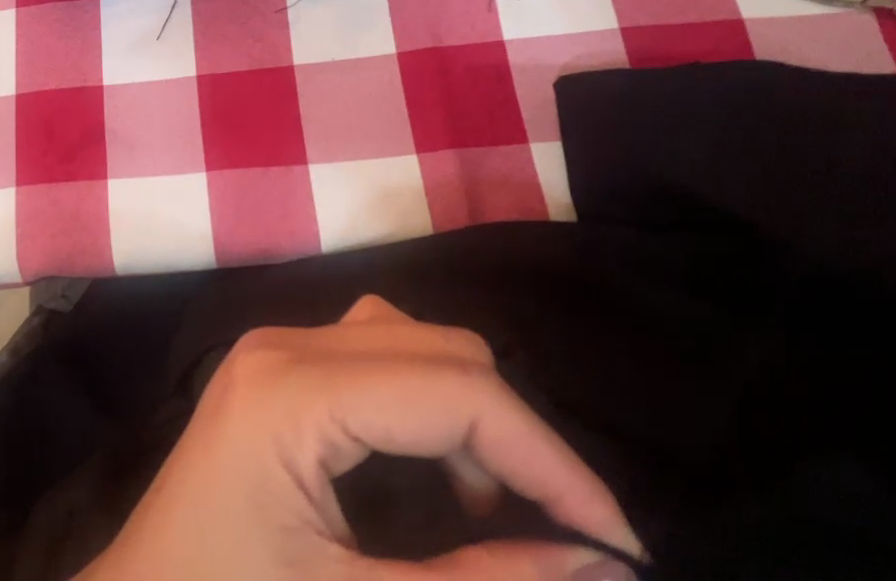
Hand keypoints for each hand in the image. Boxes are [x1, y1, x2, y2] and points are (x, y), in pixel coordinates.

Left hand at [75, 296, 641, 580]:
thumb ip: (477, 580)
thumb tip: (601, 564)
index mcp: (293, 393)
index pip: (458, 391)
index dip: (552, 463)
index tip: (621, 545)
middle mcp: (284, 345)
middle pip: (443, 350)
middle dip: (519, 436)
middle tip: (566, 530)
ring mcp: (274, 348)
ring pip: (413, 339)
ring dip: (473, 410)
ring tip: (500, 504)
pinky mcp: (275, 368)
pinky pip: (377, 352)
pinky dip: (430, 400)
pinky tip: (441, 468)